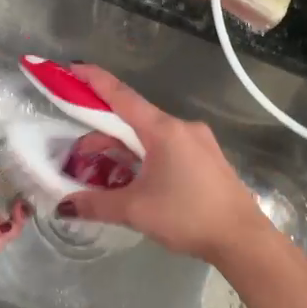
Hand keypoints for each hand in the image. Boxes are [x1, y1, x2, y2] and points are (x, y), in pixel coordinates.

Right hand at [58, 65, 267, 265]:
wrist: (243, 239)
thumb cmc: (188, 217)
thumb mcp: (135, 211)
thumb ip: (96, 204)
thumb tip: (63, 206)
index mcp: (163, 130)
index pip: (121, 96)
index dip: (94, 80)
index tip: (72, 68)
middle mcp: (182, 127)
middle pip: (133, 119)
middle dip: (102, 132)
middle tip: (78, 150)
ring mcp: (198, 142)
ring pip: (150, 136)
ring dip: (123, 150)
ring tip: (101, 172)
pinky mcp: (206, 159)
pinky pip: (167, 148)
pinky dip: (144, 157)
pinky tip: (133, 180)